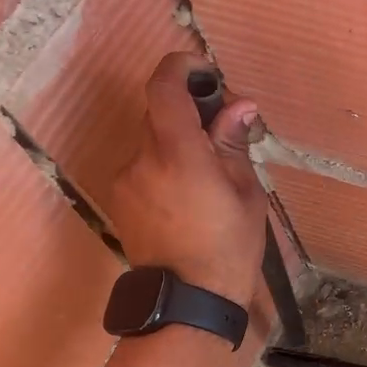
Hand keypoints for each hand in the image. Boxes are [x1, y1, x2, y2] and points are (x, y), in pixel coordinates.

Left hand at [102, 52, 265, 305]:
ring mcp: (126, 179)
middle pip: (160, 114)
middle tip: (223, 130)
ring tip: (210, 178)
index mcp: (179, 153)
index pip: (165, 87)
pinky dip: (166, 170)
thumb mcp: (246, 195)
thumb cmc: (229, 248)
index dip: (181, 67)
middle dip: (190, 113)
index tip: (204, 71)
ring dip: (179, 146)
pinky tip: (190, 201)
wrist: (189, 299)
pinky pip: (145, 169)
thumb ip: (234, 144)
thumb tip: (240, 106)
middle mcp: (144, 158)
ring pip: (153, 144)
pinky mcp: (121, 199)